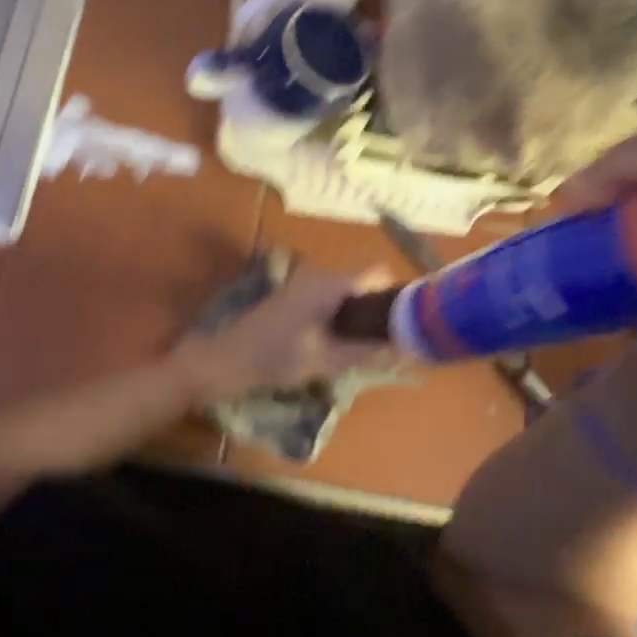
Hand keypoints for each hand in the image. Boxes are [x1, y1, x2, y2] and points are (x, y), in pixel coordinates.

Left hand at [168, 267, 390, 404]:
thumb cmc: (271, 358)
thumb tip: (410, 350)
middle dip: (384, 312)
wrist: (221, 362)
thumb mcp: (323, 360)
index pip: (378, 273)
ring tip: (378, 352)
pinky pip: (334, 305)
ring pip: (350, 298)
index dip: (399, 295)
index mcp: (327, 283)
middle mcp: (318, 277)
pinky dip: (346, 323)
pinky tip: (348, 350)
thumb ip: (366, 353)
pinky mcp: (296, 302)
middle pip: (366, 286)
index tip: (415, 323)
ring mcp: (305, 288)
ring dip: (364, 321)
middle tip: (399, 346)